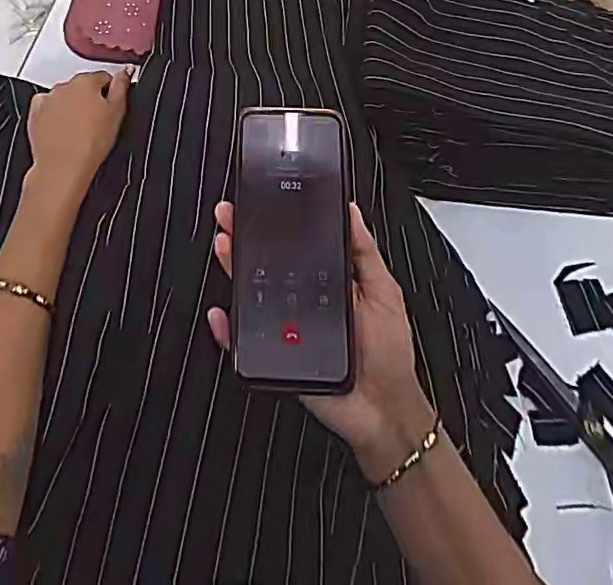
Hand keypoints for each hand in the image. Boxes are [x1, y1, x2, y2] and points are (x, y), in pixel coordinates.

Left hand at [26, 70, 130, 191]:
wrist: (63, 166)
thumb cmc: (90, 143)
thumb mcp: (117, 112)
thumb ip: (121, 86)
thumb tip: (124, 72)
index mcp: (86, 82)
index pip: (104, 77)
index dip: (110, 93)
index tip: (110, 107)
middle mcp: (64, 86)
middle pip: (83, 86)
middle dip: (90, 99)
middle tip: (97, 122)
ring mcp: (48, 99)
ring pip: (65, 96)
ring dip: (72, 106)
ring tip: (80, 130)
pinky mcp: (36, 113)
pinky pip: (48, 107)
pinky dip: (54, 113)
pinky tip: (63, 128)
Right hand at [205, 202, 437, 483]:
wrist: (385, 410)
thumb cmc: (389, 353)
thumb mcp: (384, 291)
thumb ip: (365, 253)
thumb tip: (350, 212)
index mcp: (324, 280)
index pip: (293, 245)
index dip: (274, 224)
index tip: (260, 203)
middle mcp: (300, 299)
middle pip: (264, 264)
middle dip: (243, 238)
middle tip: (231, 217)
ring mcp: (284, 327)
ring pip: (250, 296)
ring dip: (233, 270)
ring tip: (227, 249)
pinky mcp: (274, 356)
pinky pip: (242, 341)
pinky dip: (228, 329)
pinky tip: (223, 315)